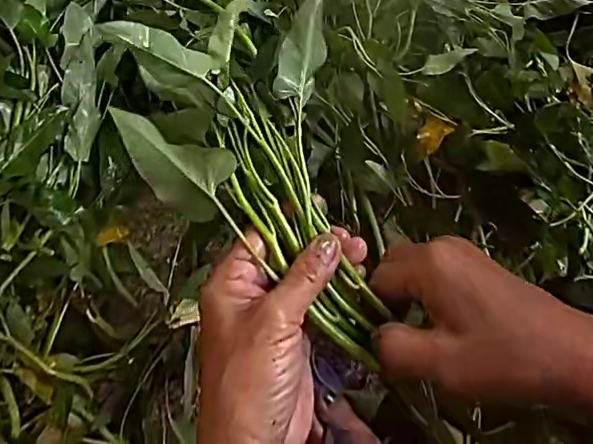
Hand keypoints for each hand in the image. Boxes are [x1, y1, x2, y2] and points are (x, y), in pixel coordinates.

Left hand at [197, 227, 369, 443]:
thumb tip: (326, 240)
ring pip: (308, 278)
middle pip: (289, 254)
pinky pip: (319, 305)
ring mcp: (275, 316)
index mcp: (232, 283)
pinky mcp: (296, 337)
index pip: (262, 235)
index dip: (290, 219)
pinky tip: (355, 281)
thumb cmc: (245, 386)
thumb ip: (302, 277)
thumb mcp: (273, 322)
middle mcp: (252, 294)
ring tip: (359, 254)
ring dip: (333, 266)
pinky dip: (338, 293)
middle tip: (348, 238)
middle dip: (320, 243)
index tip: (318, 207)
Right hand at [371, 238, 592, 443]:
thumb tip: (373, 337)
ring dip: (409, 298)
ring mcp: (462, 250)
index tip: (384, 343)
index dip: (372, 311)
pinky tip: (448, 327)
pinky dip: (430, 294)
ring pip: (415, 267)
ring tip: (425, 338)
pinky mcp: (478, 262)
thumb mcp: (443, 365)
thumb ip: (395, 349)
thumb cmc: (504, 358)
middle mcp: (441, 244)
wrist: (571, 351)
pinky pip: (436, 270)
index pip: (376, 277)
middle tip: (401, 340)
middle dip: (388, 299)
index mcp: (429, 261)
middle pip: (393, 264)